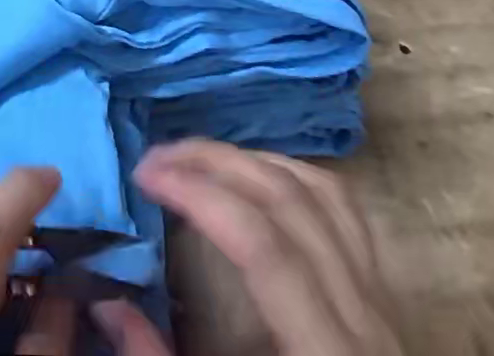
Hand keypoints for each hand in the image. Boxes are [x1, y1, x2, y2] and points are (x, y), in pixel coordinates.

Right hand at [92, 141, 399, 355]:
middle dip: (213, 162)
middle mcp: (364, 318)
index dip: (198, 194)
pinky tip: (254, 175)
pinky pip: (345, 210)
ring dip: (250, 159)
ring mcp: (384, 302)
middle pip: (289, 201)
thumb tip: (107, 300)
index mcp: (324, 354)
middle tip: (155, 157)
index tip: (143, 174)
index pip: (262, 244)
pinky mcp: (386, 297)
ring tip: (196, 159)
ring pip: (322, 192)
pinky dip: (291, 174)